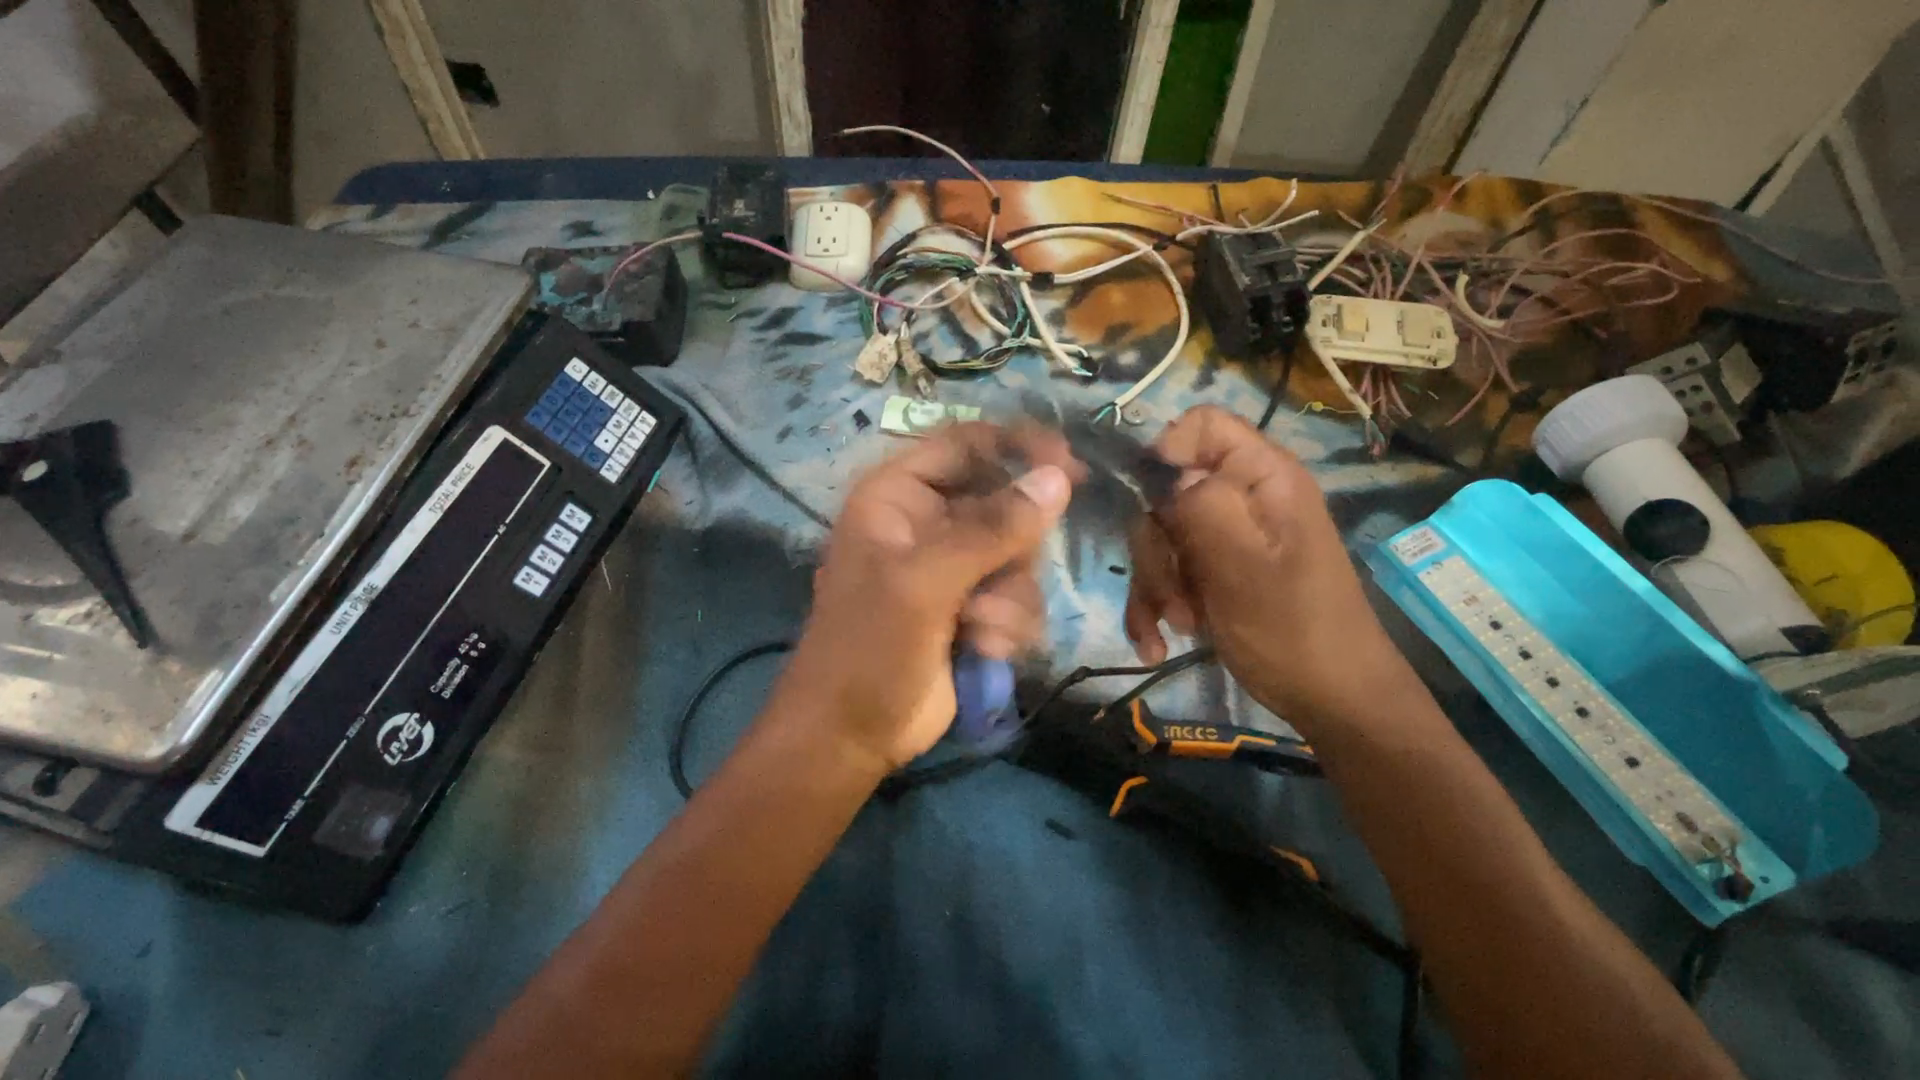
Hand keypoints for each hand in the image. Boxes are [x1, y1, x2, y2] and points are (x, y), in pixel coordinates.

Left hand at [780, 423, 1079, 771]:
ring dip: (1010, 599)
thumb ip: (991, 528)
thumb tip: (1058, 478)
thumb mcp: (924, 581)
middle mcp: (928, 522)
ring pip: (1021, 557)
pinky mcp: (975, 610)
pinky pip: (1020, 598)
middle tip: (1002, 581)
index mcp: (898, 495)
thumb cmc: (869, 648)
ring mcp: (954, 569)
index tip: (1069, 464)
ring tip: (979, 630)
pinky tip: (983, 650)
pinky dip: (1009, 626)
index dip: (1017, 446)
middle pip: (1006, 503)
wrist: (852, 735)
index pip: (967, 443)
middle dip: (1013, 551)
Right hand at [1125, 406, 1403, 730]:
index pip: (1201, 425)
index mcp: (1263, 478)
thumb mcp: (1243, 568)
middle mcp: (1243, 498)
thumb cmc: (1295, 632)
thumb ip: (1200, 506)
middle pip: (1166, 492)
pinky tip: (1156, 645)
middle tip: (1175, 600)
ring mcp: (1227, 538)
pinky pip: (1166, 574)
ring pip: (1158, 539)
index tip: (1152, 510)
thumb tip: (1160, 472)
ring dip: (1155, 587)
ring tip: (1174, 630)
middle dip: (1157, 550)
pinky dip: (1155, 608)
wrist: (1332, 701)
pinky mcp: (1213, 573)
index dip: (1165, 455)